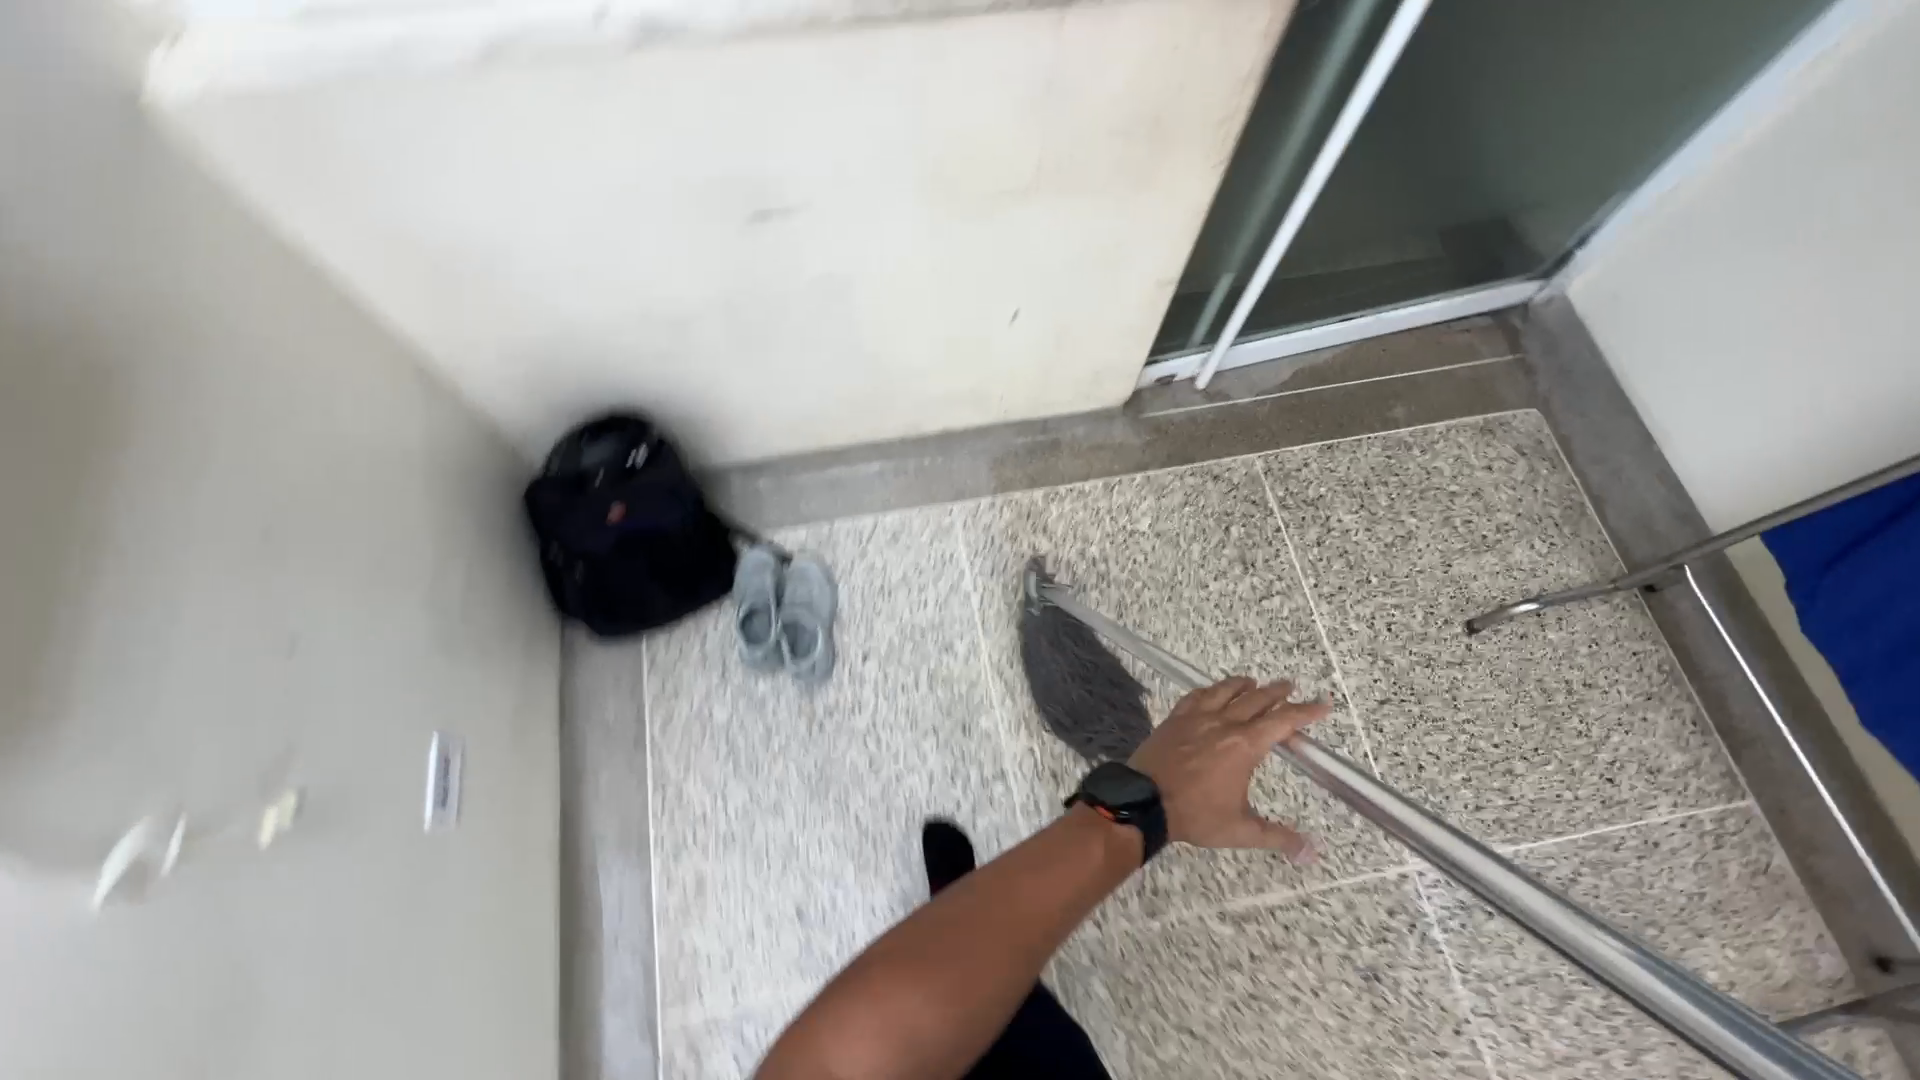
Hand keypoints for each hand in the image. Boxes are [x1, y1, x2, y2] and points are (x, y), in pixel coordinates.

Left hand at [1127, 676, 1328, 859]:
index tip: (1322, 704)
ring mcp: (1196, 717)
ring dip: (1242, 685)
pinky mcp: (1174, 719)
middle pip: (1256, 699)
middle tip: (1289, 686)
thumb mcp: (1240, 830)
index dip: (1305, 712)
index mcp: (1244, 745)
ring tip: (1253, 682)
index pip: (1282, 721)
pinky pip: (1195, 696)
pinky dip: (1209, 690)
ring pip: (1224, 691)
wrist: (1143, 801)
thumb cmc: (1195, 814)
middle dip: (1276, 692)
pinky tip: (1211, 691)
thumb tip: (1311, 852)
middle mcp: (1223, 723)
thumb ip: (1277, 837)